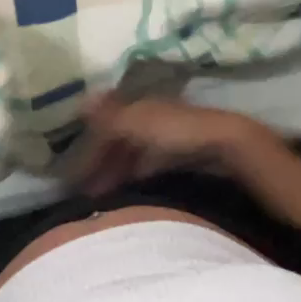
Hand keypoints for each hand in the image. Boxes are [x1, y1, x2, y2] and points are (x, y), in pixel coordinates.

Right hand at [71, 95, 273, 195]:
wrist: (225, 143)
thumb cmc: (177, 130)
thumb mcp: (139, 121)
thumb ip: (110, 116)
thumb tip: (81, 101)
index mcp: (140, 108)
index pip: (107, 125)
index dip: (91, 147)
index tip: (74, 174)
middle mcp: (152, 120)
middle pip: (120, 142)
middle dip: (102, 164)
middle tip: (86, 194)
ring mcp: (168, 139)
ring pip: (134, 157)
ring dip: (117, 175)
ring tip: (104, 200)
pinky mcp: (182, 158)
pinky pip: (148, 168)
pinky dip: (135, 180)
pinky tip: (130, 197)